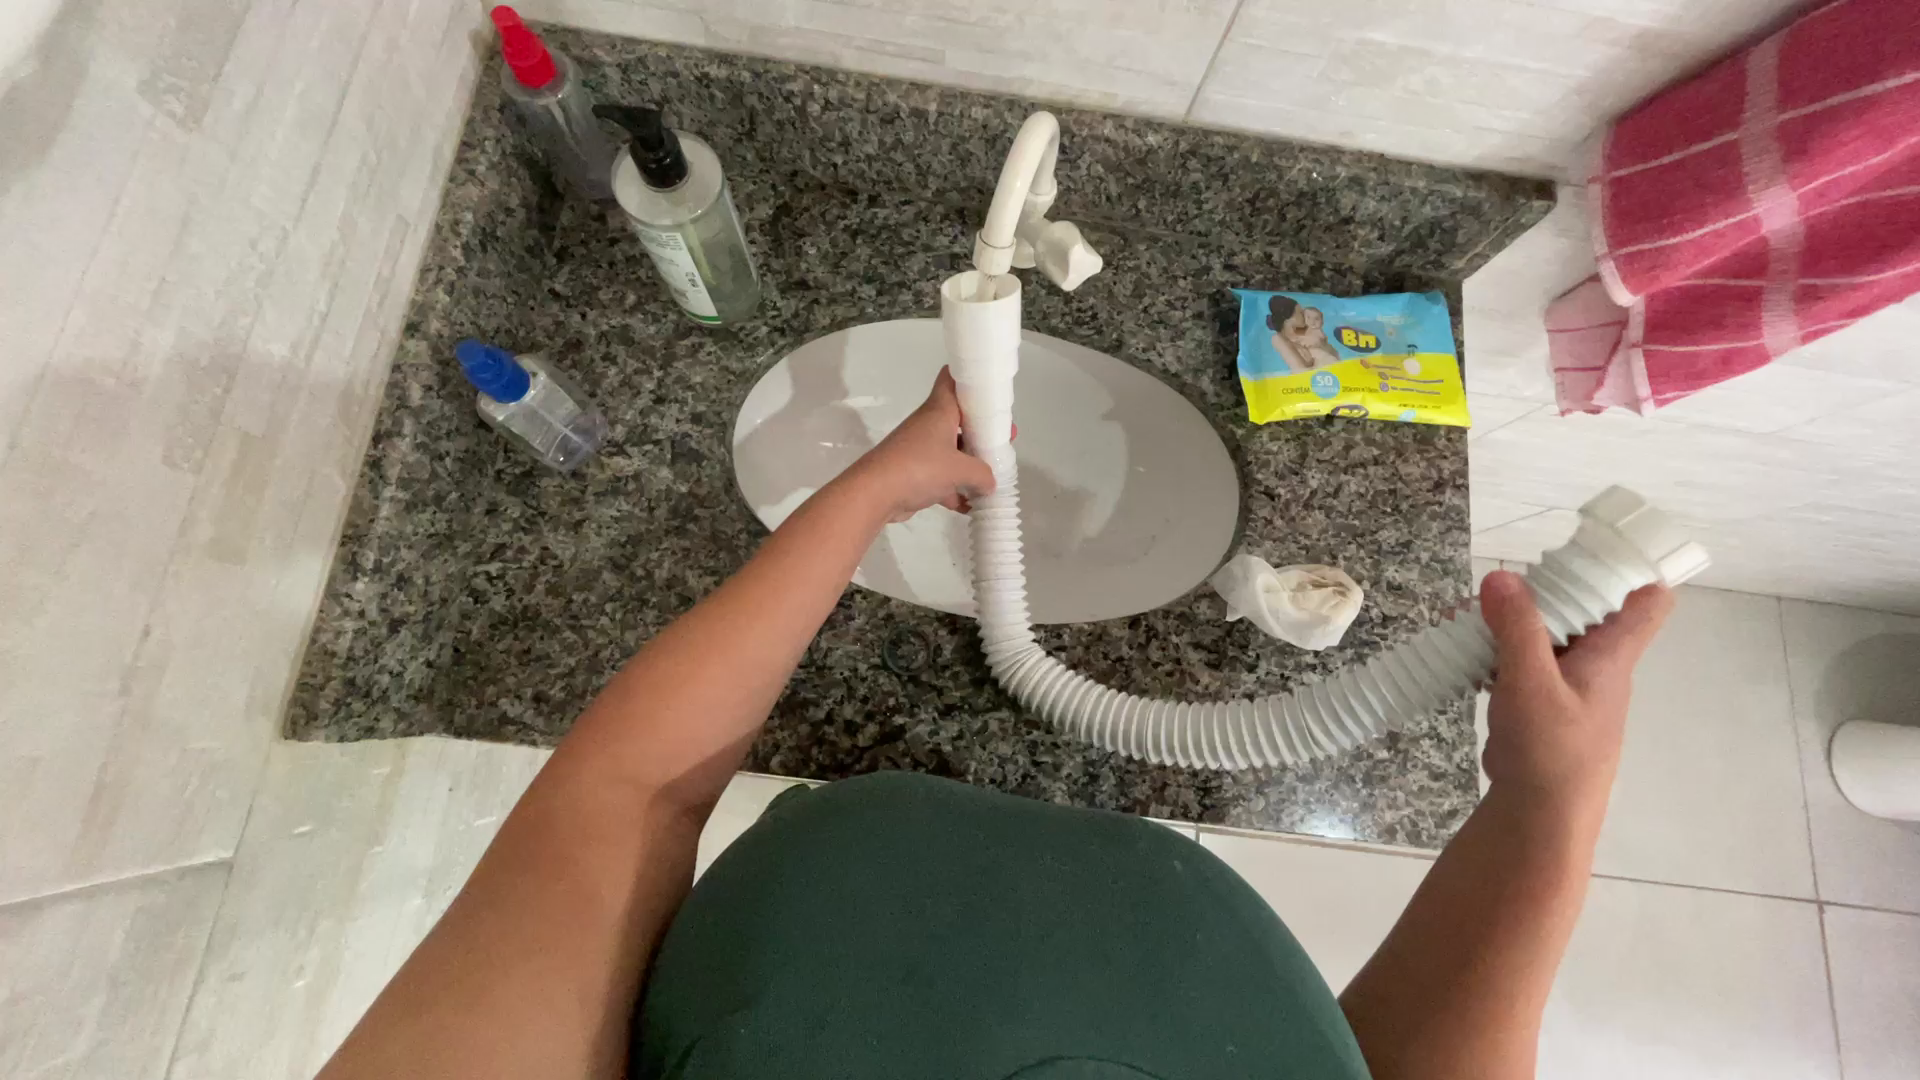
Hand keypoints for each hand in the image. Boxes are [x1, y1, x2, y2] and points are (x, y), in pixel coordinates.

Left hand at [843, 368, 996, 522]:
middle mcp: (930, 426)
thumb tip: (990, 482)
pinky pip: (942, 478)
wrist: (875, 493)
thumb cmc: (920, 468)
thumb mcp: (961, 470)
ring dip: (971, 464)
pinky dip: (955, 490)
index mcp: (940, 411)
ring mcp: (921, 450)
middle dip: (982, 431)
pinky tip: (971, 506)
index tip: (991, 388)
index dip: (970, 378)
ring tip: (994, 476)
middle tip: (1005, 439)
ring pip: (952, 451)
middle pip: (960, 419)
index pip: (952, 379)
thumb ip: (983, 474)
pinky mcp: (915, 474)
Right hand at [1479, 570, 1673, 823]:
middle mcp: (1597, 669)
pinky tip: (1466, 653)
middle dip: (1542, 593)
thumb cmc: (1550, 748)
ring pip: (1547, 640)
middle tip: (1496, 583)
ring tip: (1462, 617)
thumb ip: (1516, 628)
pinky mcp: (1541, 707)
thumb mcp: (1529, 682)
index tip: (1589, 547)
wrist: (1540, 813)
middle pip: (1584, 614)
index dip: (1630, 570)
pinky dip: (1498, 652)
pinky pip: (1523, 665)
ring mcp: (1568, 689)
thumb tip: (1500, 575)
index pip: (1645, 604)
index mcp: (1611, 659)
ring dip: (1510, 624)